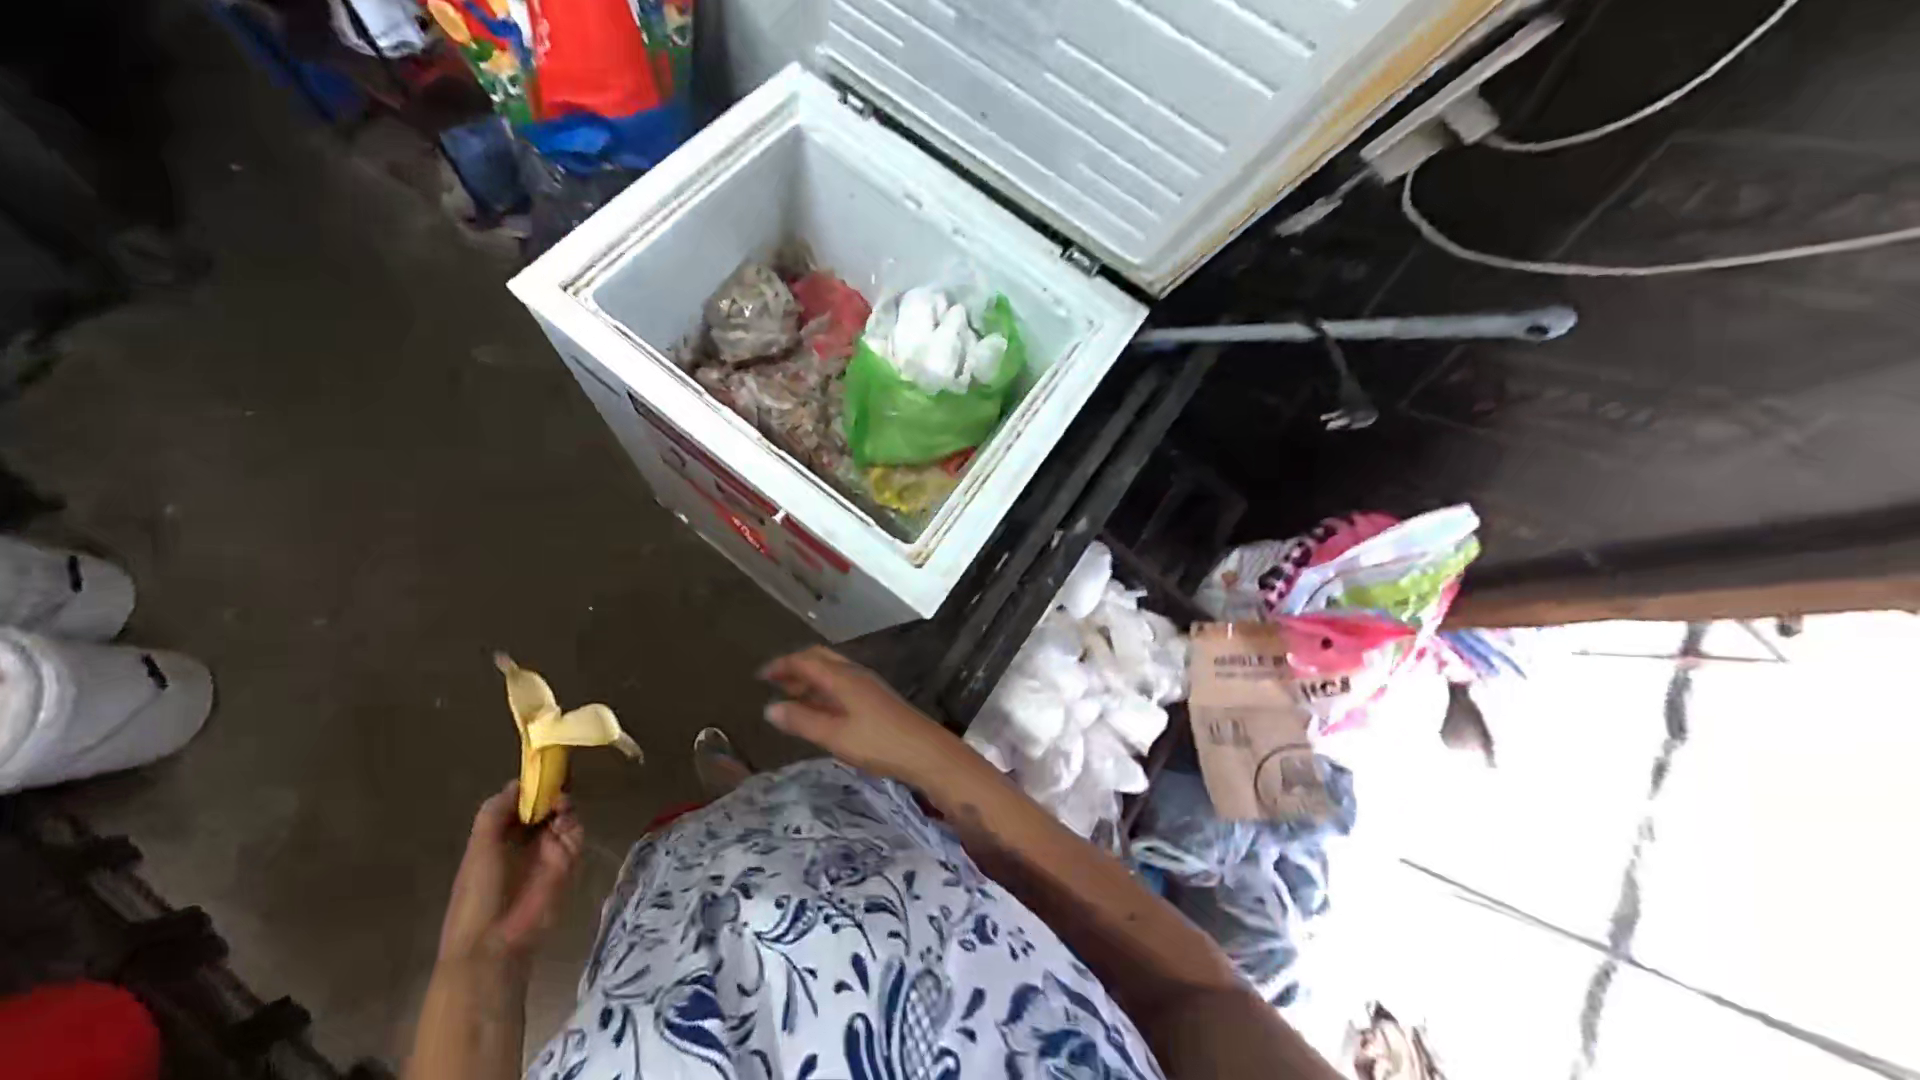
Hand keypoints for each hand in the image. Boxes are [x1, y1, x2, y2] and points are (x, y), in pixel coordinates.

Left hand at [436, 781, 583, 968]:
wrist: (495, 940)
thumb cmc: (478, 894)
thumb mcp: (479, 847)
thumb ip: (495, 812)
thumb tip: (518, 782)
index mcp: (497, 838)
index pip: (517, 804)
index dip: (527, 787)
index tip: (539, 770)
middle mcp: (523, 841)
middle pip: (542, 806)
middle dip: (549, 792)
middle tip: (557, 779)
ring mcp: (547, 850)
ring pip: (561, 816)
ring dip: (561, 804)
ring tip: (559, 802)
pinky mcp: (568, 861)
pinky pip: (575, 833)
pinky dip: (573, 821)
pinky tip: (564, 817)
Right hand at [760, 646, 967, 786]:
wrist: (926, 751)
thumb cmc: (878, 742)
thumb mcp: (834, 735)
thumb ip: (802, 720)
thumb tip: (770, 707)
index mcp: (842, 677)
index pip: (806, 660)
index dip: (781, 665)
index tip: (760, 675)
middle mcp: (855, 674)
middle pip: (820, 659)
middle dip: (795, 667)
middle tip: (773, 681)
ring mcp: (868, 685)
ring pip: (832, 672)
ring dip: (809, 679)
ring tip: (789, 695)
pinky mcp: (876, 699)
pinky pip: (842, 685)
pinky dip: (823, 690)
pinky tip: (818, 709)